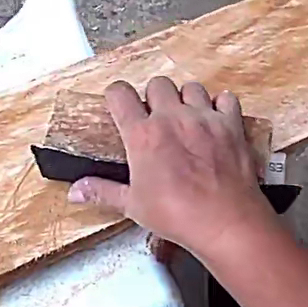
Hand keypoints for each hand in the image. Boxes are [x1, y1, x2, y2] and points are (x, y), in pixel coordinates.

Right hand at [67, 77, 277, 260]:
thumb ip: (104, 191)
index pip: (119, 94)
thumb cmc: (179, 215)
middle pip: (158, 84)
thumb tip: (77, 191)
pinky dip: (220, 105)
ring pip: (191, 88)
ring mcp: (205, 119)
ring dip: (186, 99)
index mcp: (143, 135)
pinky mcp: (231, 126)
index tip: (121, 106)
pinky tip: (216, 119)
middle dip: (154, 98)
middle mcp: (173, 119)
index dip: (118, 97)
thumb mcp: (134, 205)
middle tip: (156, 119)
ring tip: (186, 119)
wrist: (225, 222)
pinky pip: (226, 99)